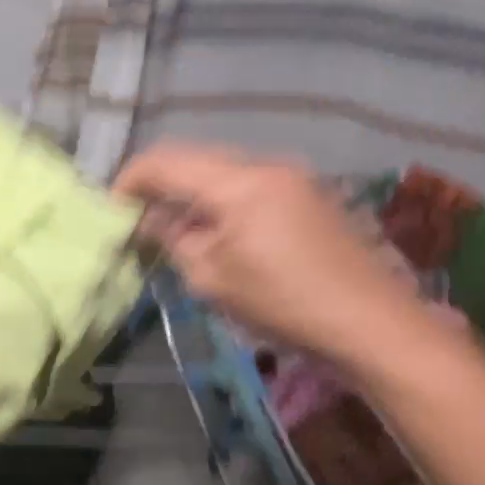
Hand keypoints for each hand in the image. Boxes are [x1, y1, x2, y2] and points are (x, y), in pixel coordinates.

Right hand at [112, 145, 432, 363]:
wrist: (374, 325)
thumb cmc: (283, 303)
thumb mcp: (211, 277)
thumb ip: (172, 239)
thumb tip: (151, 220)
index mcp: (238, 183)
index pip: (164, 162)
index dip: (128, 181)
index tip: (109, 211)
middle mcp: (266, 166)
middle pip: (192, 159)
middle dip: (157, 184)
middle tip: (135, 218)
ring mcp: (293, 177)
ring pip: (220, 170)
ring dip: (188, 191)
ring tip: (170, 228)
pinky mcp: (309, 195)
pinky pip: (247, 183)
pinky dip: (218, 199)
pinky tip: (213, 231)